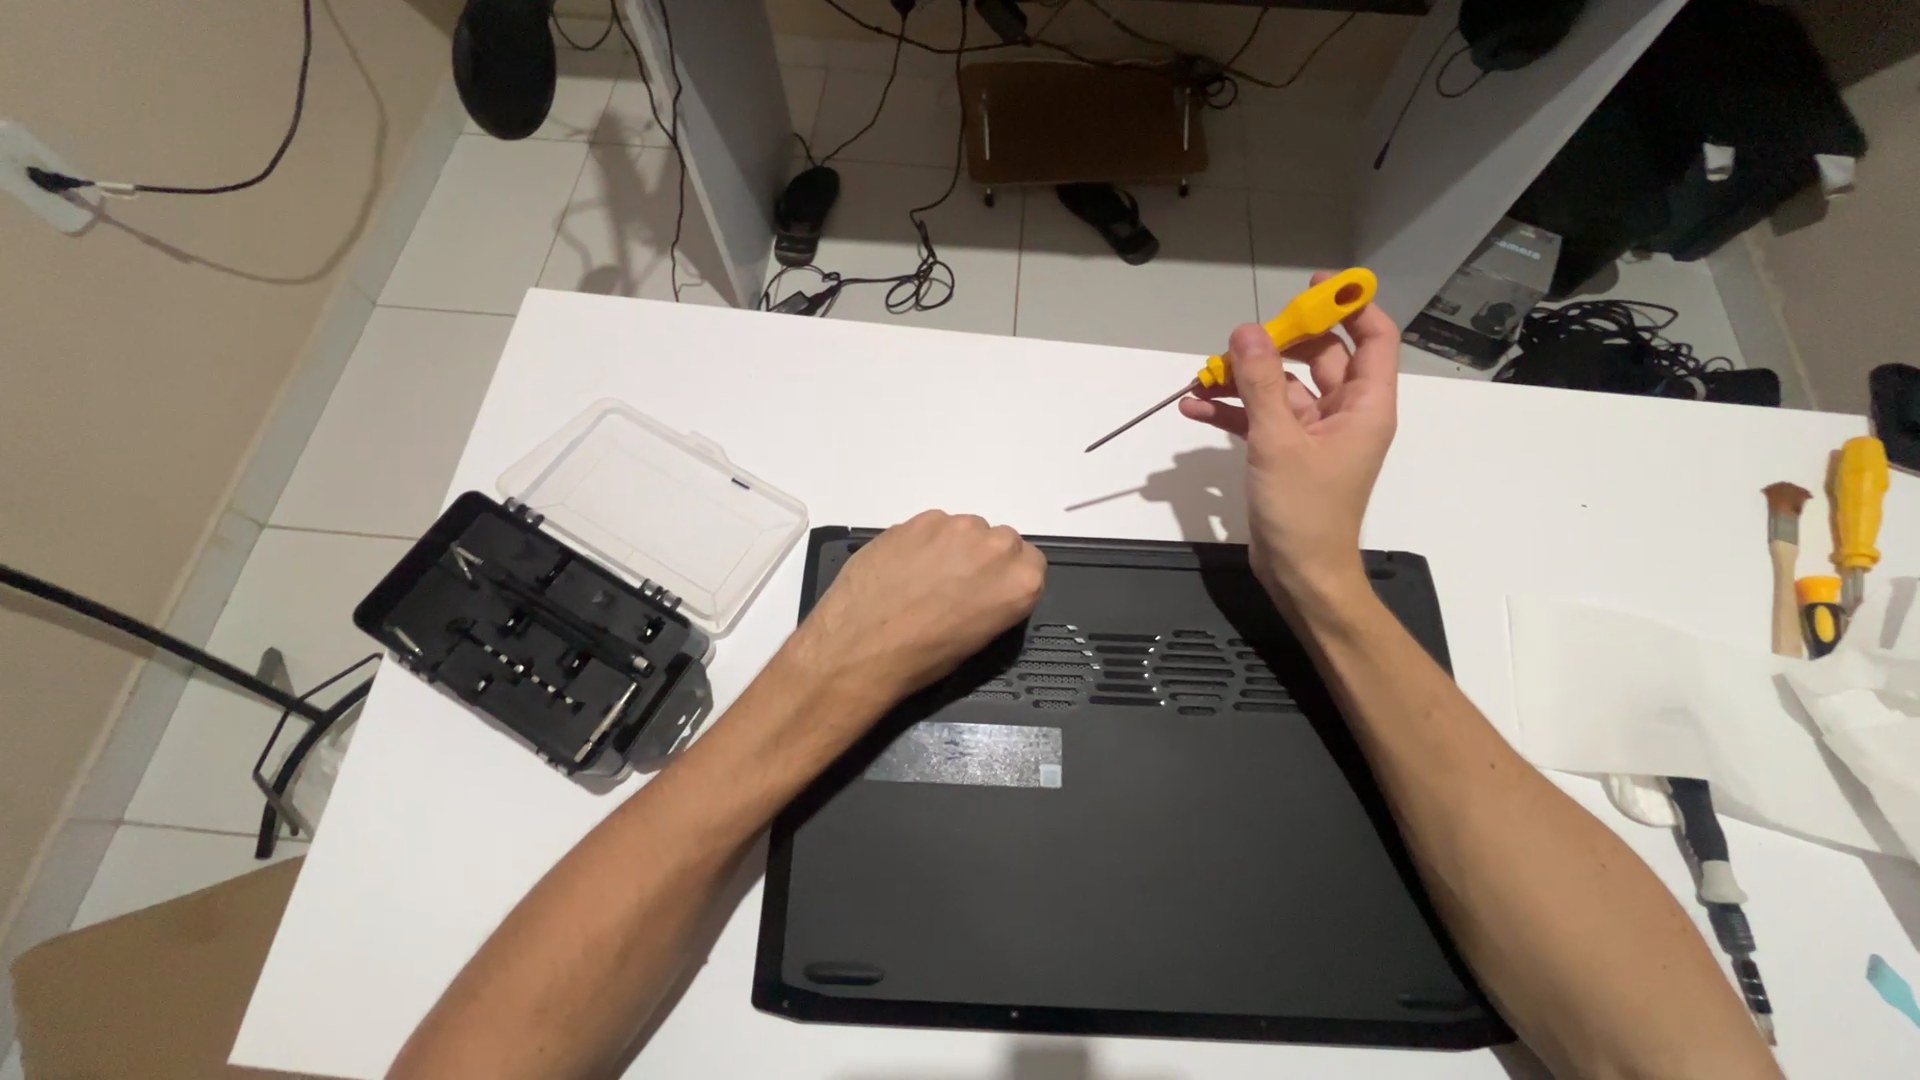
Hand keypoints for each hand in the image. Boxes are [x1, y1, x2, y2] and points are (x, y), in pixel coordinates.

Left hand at [790, 511, 1046, 707]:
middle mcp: (994, 546)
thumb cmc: (924, 657)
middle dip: (981, 559)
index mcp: (1020, 581)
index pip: (1031, 563)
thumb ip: (996, 599)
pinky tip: (903, 569)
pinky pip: (932, 526)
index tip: (989, 591)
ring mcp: (954, 527)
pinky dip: (923, 543)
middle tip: (956, 586)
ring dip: (952, 548)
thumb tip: (986, 588)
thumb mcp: (979, 639)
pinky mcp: (917, 519)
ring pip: (965, 529)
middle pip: (1000, 541)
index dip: (1007, 578)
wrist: (861, 646)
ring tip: (924, 579)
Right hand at [1178, 270, 1399, 611]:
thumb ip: (1261, 383)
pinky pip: (1260, 420)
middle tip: (1239, 341)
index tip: (1314, 285)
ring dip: (1243, 382)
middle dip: (1277, 345)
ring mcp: (1313, 435)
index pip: (1372, 337)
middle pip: (1318, 358)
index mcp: (1364, 405)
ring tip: (1202, 378)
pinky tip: (1195, 409)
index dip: (1349, 305)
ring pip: (1280, 389)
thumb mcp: (1278, 441)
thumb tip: (1245, 331)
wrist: (1299, 573)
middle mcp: (1343, 413)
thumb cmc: (1304, 510)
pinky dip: (1231, 413)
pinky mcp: (1285, 454)